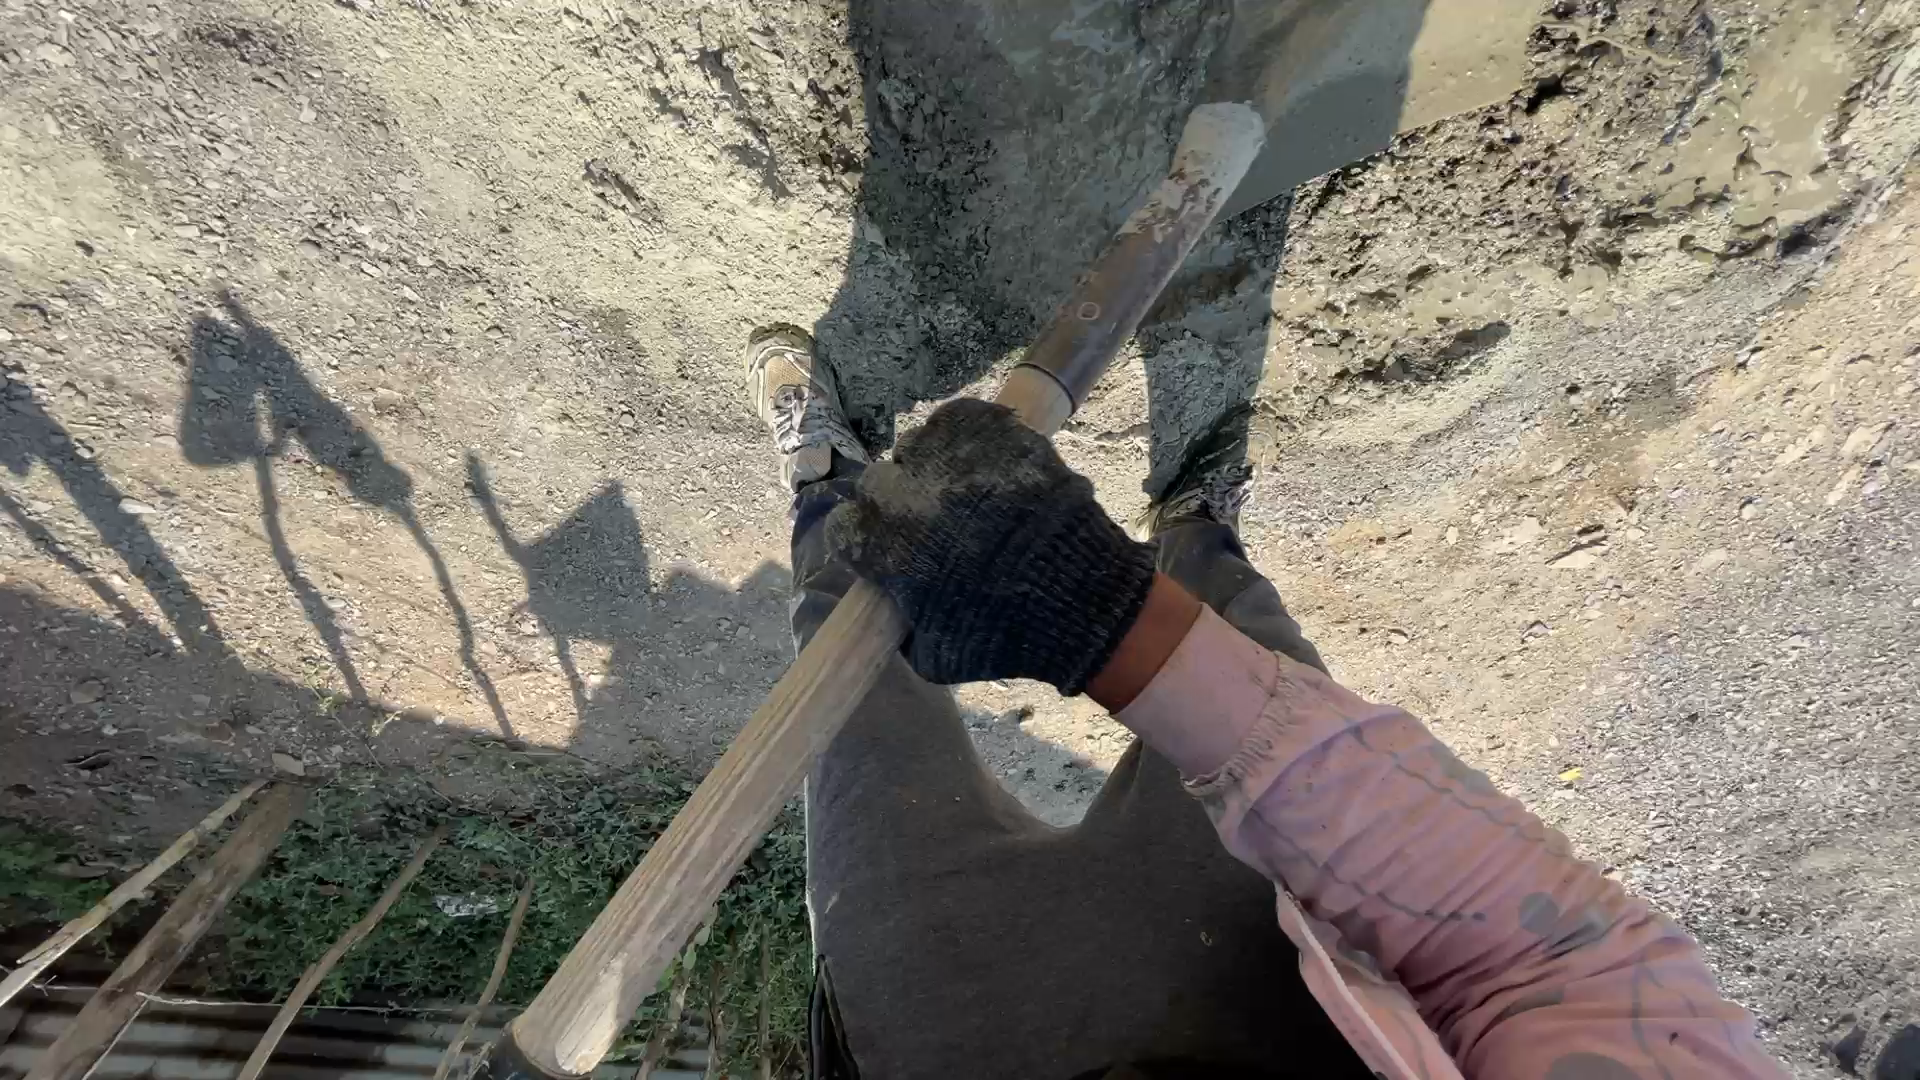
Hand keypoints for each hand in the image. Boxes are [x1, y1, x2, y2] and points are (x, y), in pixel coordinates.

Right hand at [826, 398, 1158, 693]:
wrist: (1084, 602)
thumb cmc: (1008, 638)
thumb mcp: (934, 657)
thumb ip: (900, 627)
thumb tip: (892, 606)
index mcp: (888, 550)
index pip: (846, 528)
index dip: (866, 538)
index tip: (886, 546)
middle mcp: (910, 498)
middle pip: (877, 483)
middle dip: (896, 503)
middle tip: (929, 521)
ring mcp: (952, 460)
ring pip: (917, 447)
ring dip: (930, 468)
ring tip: (961, 490)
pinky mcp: (994, 433)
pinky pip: (959, 420)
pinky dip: (963, 436)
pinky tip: (979, 460)